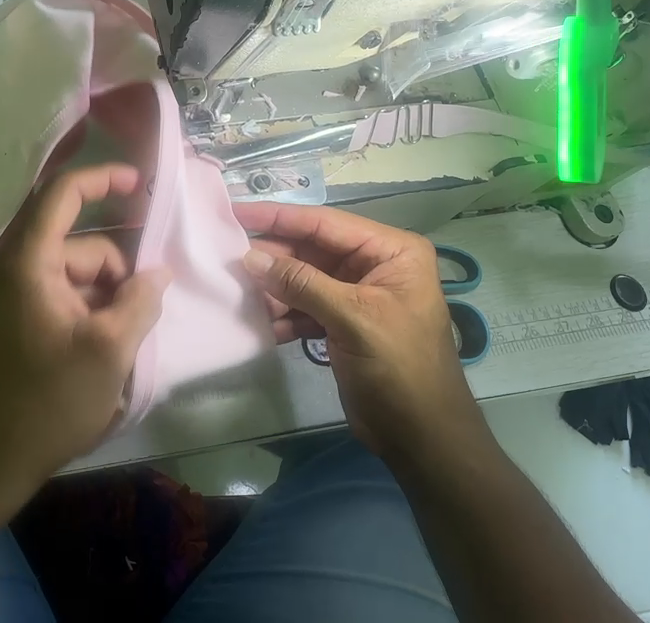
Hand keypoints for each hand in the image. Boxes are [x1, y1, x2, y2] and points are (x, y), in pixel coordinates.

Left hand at [0, 163, 171, 500]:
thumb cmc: (49, 401)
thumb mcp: (110, 350)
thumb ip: (141, 299)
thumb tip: (157, 272)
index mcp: (25, 260)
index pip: (62, 192)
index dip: (104, 178)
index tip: (142, 184)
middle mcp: (9, 264)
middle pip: (75, 237)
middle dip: (115, 261)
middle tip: (146, 295)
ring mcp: (7, 291)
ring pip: (71, 267)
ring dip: (104, 290)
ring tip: (125, 335)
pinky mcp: (12, 314)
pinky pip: (58, 289)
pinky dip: (86, 304)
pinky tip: (106, 341)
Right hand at [234, 201, 485, 461]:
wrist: (423, 439)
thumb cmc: (400, 370)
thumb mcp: (353, 319)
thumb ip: (301, 284)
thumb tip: (250, 257)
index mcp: (391, 251)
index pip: (325, 223)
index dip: (279, 217)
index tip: (236, 209)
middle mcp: (375, 265)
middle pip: (311, 249)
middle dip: (272, 257)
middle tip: (227, 258)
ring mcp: (357, 295)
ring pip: (303, 279)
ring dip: (273, 288)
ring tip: (237, 293)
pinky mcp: (342, 323)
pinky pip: (304, 306)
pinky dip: (282, 314)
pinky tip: (259, 323)